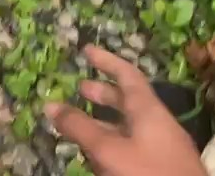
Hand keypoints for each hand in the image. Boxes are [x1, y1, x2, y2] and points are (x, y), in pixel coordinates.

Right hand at [46, 46, 205, 175]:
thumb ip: (79, 127)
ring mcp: (166, 150)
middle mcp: (160, 125)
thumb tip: (49, 104)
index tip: (85, 51)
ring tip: (82, 128)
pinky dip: (116, 144)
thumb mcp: (109, 151)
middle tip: (80, 90)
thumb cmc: (149, 175)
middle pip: (129, 101)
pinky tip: (101, 159)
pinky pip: (137, 148)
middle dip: (103, 94)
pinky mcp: (166, 171)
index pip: (128, 75)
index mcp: (150, 111)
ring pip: (131, 128)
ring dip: (105, 124)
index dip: (106, 61)